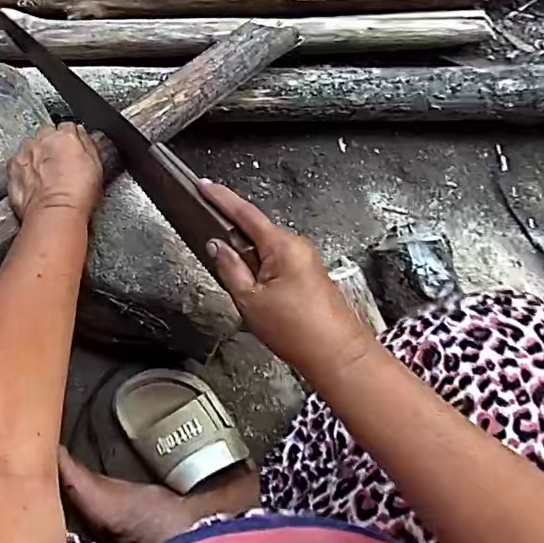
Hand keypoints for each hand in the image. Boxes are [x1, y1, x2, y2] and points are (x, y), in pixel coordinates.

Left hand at [7, 122, 103, 220]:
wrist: (54, 214)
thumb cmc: (77, 195)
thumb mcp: (96, 166)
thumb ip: (87, 144)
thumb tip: (82, 134)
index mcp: (66, 136)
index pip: (67, 127)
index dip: (70, 139)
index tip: (71, 149)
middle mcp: (43, 140)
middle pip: (46, 133)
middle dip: (50, 144)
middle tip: (58, 163)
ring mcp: (25, 152)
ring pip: (30, 146)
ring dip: (35, 155)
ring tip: (44, 175)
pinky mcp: (12, 167)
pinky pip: (17, 162)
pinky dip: (23, 168)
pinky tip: (32, 181)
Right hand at [200, 179, 379, 377]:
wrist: (339, 357)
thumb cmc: (300, 332)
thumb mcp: (249, 299)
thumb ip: (229, 267)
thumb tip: (216, 246)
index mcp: (281, 246)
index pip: (244, 212)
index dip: (220, 197)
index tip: (204, 185)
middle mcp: (296, 245)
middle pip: (253, 230)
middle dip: (232, 240)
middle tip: (216, 258)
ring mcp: (304, 258)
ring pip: (263, 248)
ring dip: (248, 261)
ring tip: (245, 293)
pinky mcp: (307, 272)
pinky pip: (275, 260)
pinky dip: (261, 270)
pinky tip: (259, 295)